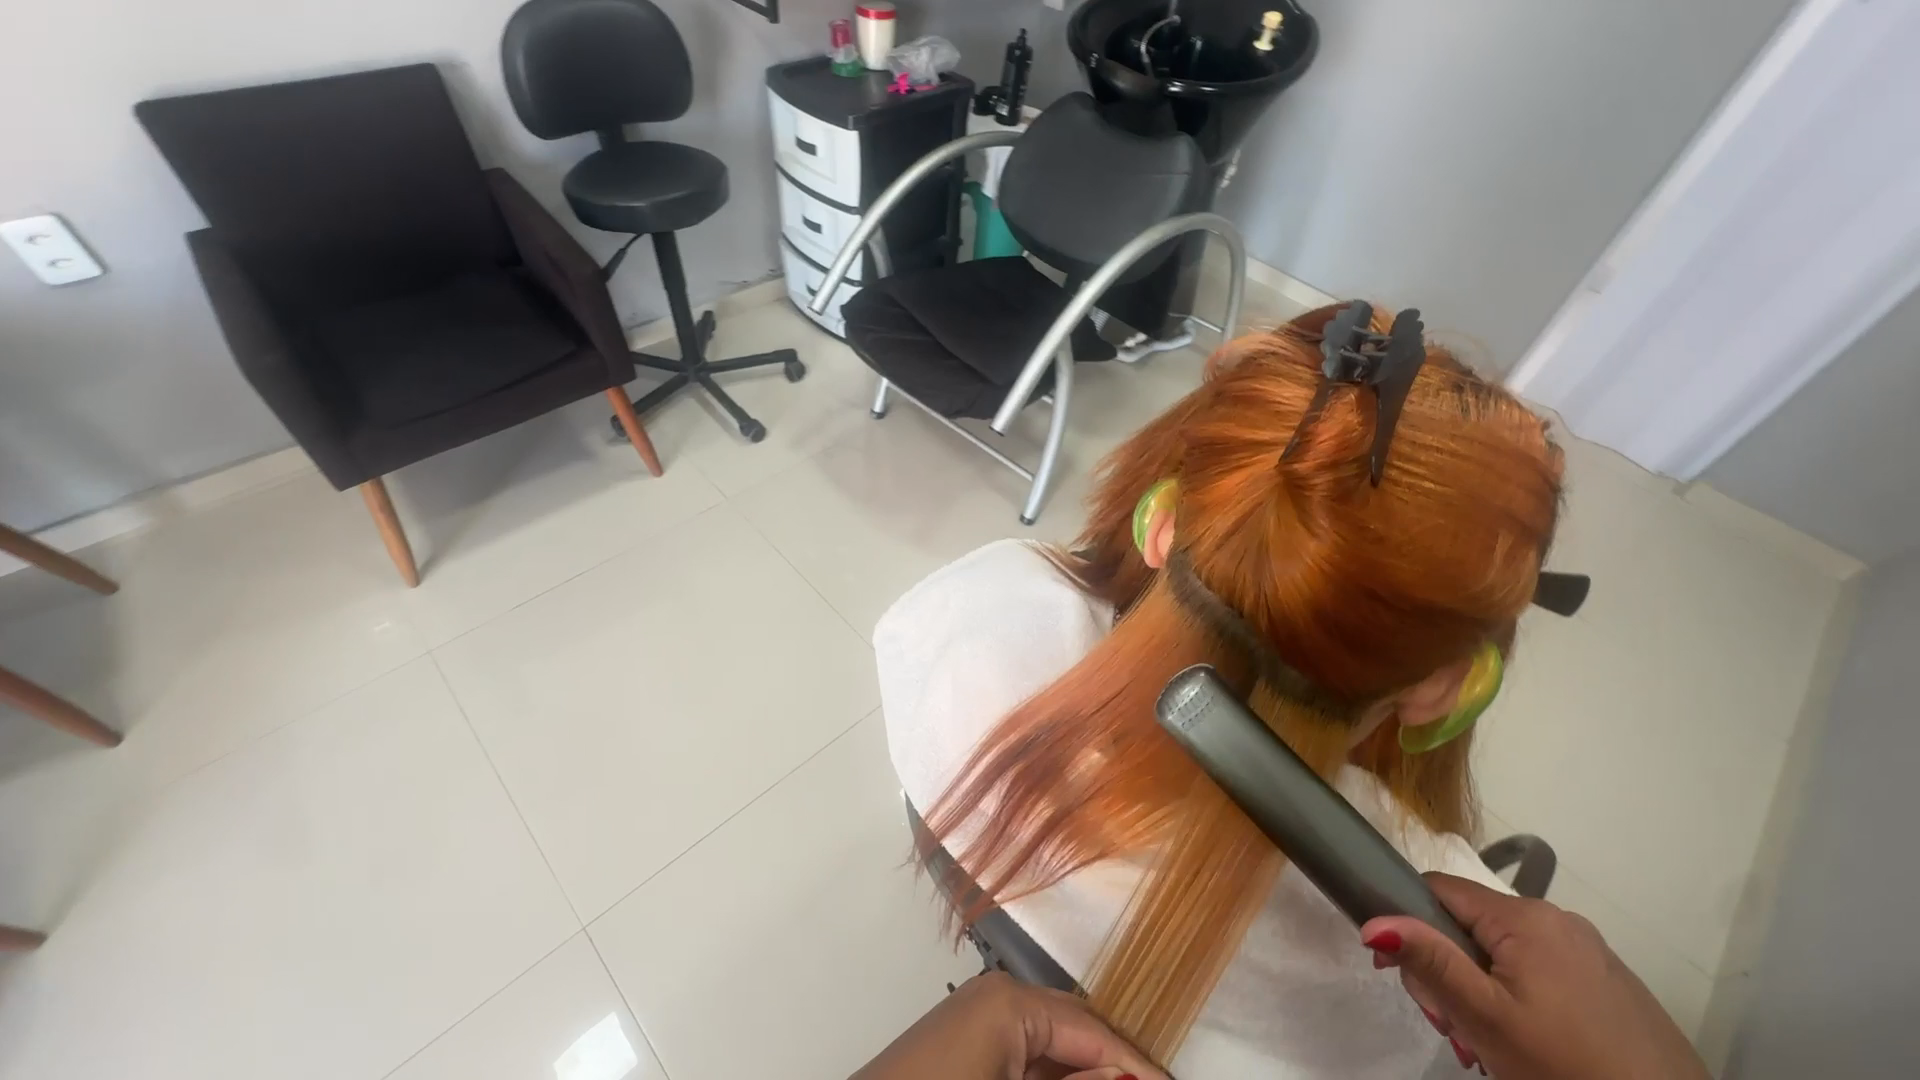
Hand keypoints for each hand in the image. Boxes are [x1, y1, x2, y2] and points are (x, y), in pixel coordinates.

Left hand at [850, 971, 1167, 1079]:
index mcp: (1010, 1001)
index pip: (1093, 1030)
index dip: (1136, 1065)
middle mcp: (997, 995)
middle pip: (1076, 1029)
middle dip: (1113, 1065)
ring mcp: (980, 1015)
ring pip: (1053, 1043)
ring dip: (1083, 1071)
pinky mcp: (968, 1041)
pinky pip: (1025, 1053)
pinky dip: (1051, 1074)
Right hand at [1360, 874, 1708, 1079]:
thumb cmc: (1567, 1066)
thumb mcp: (1485, 1018)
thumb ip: (1430, 961)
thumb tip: (1373, 921)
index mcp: (1524, 917)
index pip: (1437, 889)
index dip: (1406, 923)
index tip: (1394, 972)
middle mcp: (1557, 919)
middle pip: (1469, 926)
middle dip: (1446, 971)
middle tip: (1450, 1027)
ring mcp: (1590, 952)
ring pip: (1503, 954)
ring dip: (1478, 992)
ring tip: (1485, 1046)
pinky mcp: (1611, 985)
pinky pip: (1541, 974)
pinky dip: (1518, 1002)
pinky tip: (1525, 1046)